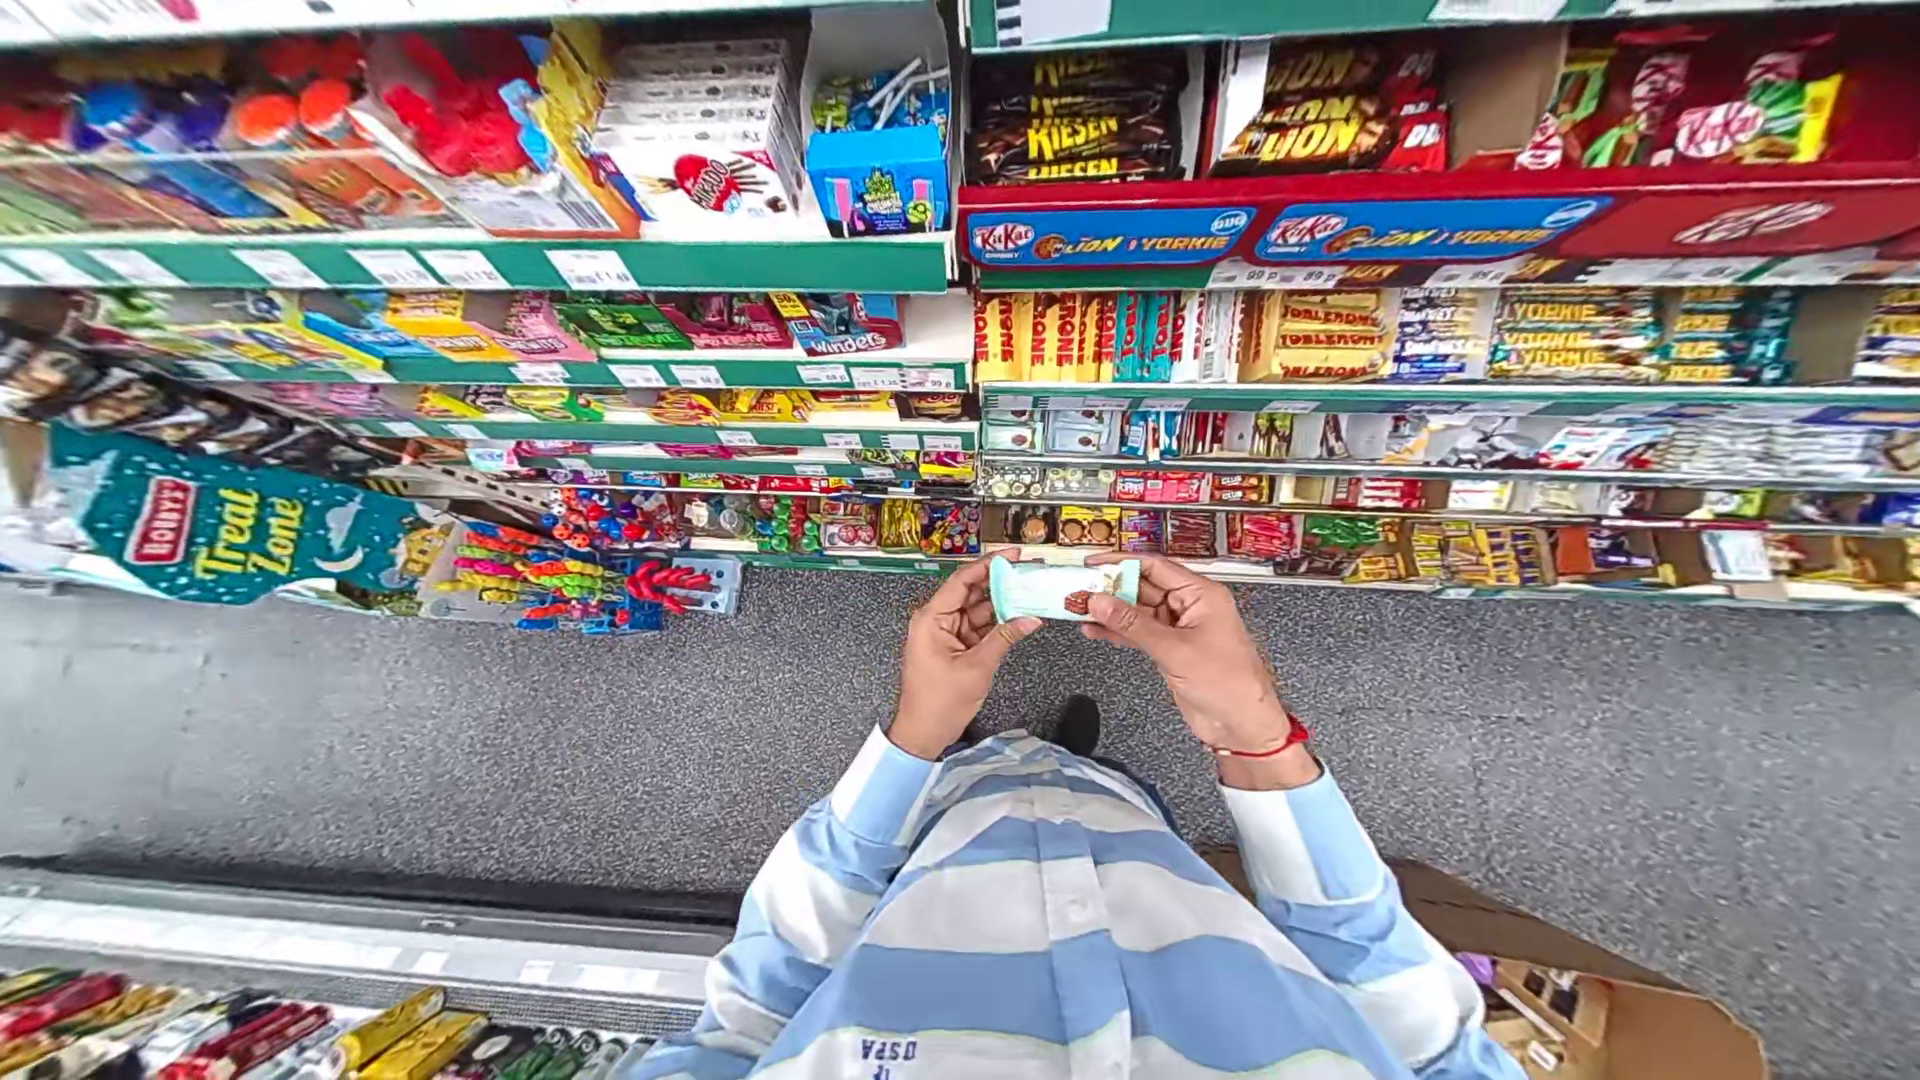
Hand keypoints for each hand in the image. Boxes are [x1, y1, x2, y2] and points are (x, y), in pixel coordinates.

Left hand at [889, 548, 1042, 759]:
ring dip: (1001, 603)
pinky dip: (997, 623)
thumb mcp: (977, 667)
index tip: (1011, 556)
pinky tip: (1018, 616)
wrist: (923, 733)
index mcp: (932, 618)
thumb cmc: (939, 703)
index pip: (961, 580)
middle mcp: (936, 620)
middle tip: (1026, 571)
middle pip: (971, 592)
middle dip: (999, 582)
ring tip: (1029, 591)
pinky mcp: (954, 646)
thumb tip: (1029, 618)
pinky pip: (978, 626)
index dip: (987, 565)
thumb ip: (1004, 638)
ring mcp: (946, 633)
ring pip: (977, 609)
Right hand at [1081, 553, 1297, 757]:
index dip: (1121, 562)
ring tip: (1080, 608)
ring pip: (1136, 611)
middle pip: (1142, 587)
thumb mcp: (1174, 649)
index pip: (1155, 567)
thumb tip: (1101, 602)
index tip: (1094, 563)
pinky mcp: (1169, 648)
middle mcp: (1189, 606)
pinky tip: (1095, 630)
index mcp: (1201, 594)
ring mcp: (1178, 628)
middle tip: (1080, 588)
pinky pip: (1137, 632)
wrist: (1241, 726)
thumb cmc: (1228, 684)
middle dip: (1110, 588)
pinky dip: (1116, 632)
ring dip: (1109, 611)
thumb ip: (1132, 624)